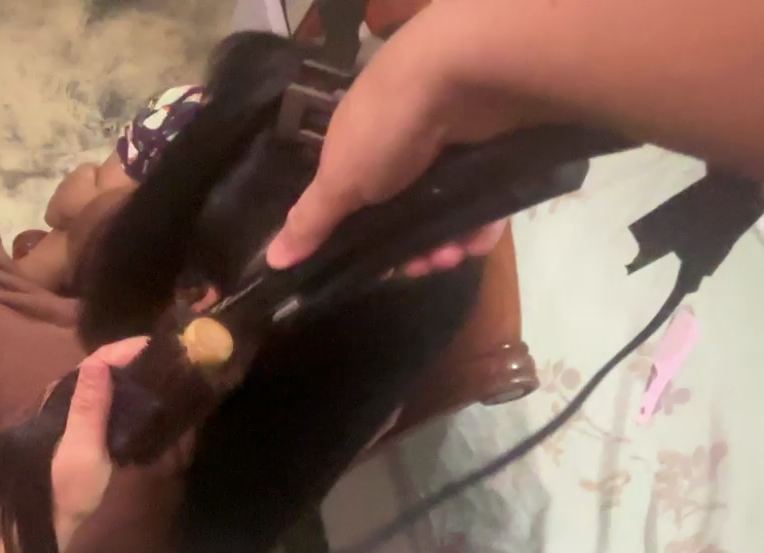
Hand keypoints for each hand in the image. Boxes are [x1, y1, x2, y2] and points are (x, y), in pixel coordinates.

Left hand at [50, 337, 144, 550]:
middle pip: (101, 367)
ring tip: (162, 376)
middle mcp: (67, 399)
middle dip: (131, 358)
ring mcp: (75, 415)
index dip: (126, 348)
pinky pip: (107, 402)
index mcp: (65, 398)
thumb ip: (89, 406)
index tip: (158, 346)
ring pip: (105, 383)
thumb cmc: (68, 486)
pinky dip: (127, 396)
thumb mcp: (83, 447)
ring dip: (130, 376)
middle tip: (167, 361)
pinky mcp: (84, 430)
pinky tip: (145, 401)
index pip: (97, 360)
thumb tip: (98, 363)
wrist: (54, 519)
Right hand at [265, 5, 528, 270]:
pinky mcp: (492, 154)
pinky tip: (476, 243)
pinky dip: (480, 229)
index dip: (362, 244)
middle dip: (409, 253)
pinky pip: (484, 204)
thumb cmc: (387, 127)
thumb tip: (271, 259)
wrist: (468, 73)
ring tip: (450, 255)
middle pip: (402, 220)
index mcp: (362, 150)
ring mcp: (450, 151)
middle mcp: (403, 148)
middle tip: (419, 266)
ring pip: (443, 217)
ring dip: (445, 246)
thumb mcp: (337, 181)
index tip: (373, 268)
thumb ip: (309, 221)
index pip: (356, 207)